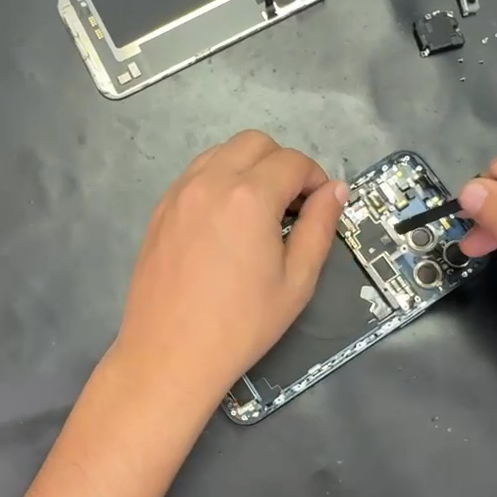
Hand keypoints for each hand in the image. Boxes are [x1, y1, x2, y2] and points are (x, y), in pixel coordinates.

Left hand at [112, 131, 348, 406]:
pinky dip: (219, 180)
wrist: (170, 353)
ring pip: (221, 153)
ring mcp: (179, 193)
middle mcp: (210, 182)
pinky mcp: (161, 209)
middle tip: (292, 206)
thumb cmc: (241, 324)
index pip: (293, 162)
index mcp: (248, 197)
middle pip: (255, 143)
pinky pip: (196, 174)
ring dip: (248, 168)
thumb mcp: (296, 281)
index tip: (321, 206)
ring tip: (258, 212)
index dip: (315, 179)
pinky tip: (226, 221)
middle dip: (282, 164)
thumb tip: (335, 190)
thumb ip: (319, 227)